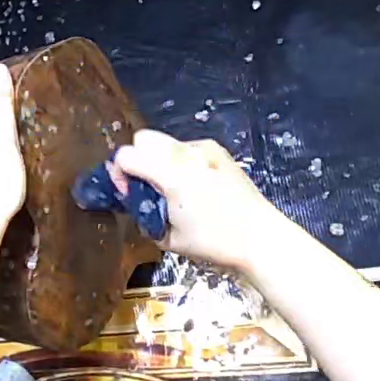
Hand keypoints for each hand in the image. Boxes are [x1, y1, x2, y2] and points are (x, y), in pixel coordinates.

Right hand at [111, 129, 288, 272]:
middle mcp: (187, 154)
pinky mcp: (218, 152)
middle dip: (137, 159)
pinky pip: (185, 148)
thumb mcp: (168, 238)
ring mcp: (205, 149)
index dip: (119, 173)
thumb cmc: (214, 242)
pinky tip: (192, 186)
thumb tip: (134, 200)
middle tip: (146, 186)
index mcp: (172, 175)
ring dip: (158, 160)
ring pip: (165, 142)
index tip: (126, 191)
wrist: (260, 237)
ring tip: (171, 188)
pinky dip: (178, 161)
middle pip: (144, 138)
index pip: (126, 155)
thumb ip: (144, 214)